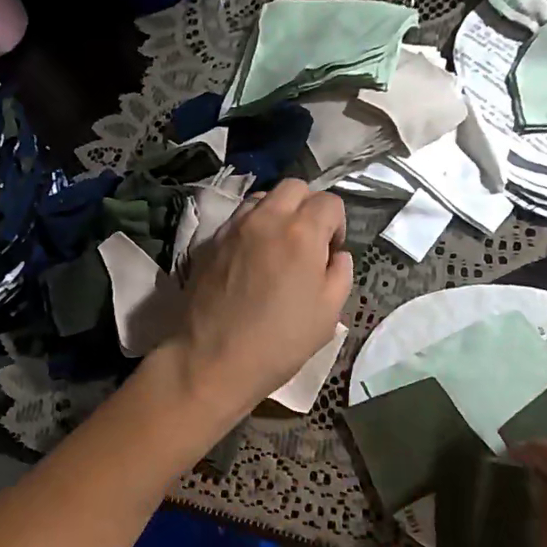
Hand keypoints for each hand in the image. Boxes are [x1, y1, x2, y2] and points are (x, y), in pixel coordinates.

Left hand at [160, 179, 351, 416]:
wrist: (212, 359)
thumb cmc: (279, 342)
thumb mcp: (329, 313)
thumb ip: (339, 273)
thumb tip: (335, 254)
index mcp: (301, 232)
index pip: (329, 202)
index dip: (337, 224)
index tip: (331, 251)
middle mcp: (264, 219)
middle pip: (293, 188)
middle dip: (307, 206)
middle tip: (307, 241)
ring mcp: (231, 229)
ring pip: (259, 199)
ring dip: (275, 213)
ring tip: (276, 247)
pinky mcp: (207, 244)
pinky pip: (234, 221)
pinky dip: (249, 228)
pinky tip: (249, 259)